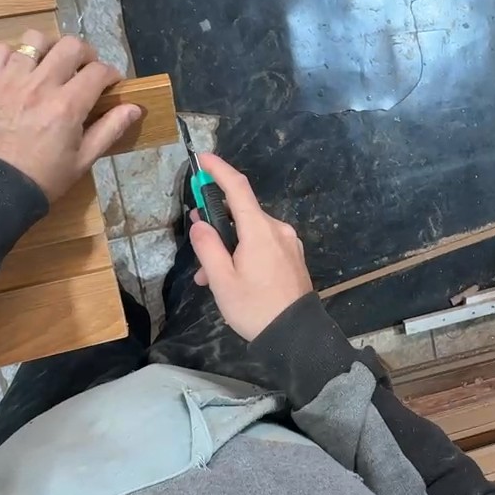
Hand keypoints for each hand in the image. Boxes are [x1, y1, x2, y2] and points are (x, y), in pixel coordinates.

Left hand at [0, 30, 140, 202]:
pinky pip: (2, 50)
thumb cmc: (42, 178)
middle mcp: (41, 85)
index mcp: (67, 106)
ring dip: (50, 49)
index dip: (111, 74)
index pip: (98, 71)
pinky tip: (21, 72)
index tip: (111, 83)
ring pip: (35, 39)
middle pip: (71, 45)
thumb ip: (110, 129)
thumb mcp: (83, 160)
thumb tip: (135, 108)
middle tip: (85, 70)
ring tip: (51, 65)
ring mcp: (11, 79)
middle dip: (85, 54)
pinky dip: (15, 56)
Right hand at [188, 153, 313, 341]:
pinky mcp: (293, 257)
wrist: (296, 335)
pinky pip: (264, 246)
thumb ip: (208, 247)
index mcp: (260, 230)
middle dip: (217, 226)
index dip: (218, 169)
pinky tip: (233, 279)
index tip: (202, 158)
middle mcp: (278, 229)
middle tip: (197, 243)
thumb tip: (200, 224)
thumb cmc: (255, 308)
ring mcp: (289, 243)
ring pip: (251, 233)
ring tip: (211, 277)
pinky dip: (244, 254)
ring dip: (229, 247)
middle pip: (242, 214)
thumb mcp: (222, 280)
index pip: (237, 187)